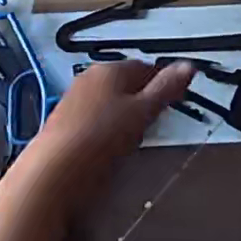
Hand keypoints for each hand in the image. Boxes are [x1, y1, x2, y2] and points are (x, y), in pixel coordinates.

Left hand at [25, 60, 194, 200]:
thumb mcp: (143, 113)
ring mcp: (72, 98)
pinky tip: (102, 150)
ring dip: (121, 116)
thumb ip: (167, 88)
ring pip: (108, 101)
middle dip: (140, 101)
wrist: (50, 175)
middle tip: (148, 127)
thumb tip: (190, 65)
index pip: (146, 67)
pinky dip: (101, 129)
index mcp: (111, 69)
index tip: (170, 107)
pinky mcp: (60, 122)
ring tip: (126, 142)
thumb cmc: (102, 139)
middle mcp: (89, 76)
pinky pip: (91, 118)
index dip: (162, 85)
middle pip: (125, 83)